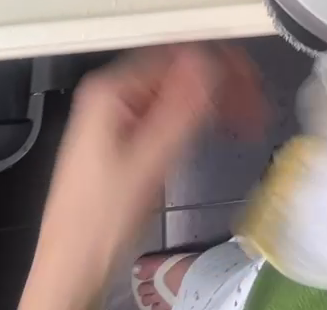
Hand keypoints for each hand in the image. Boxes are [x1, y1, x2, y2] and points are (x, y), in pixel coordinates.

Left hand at [20, 45, 266, 309]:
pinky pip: (174, 114)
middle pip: (181, 73)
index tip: (249, 79)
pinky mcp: (129, 138)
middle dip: (222, 85)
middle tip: (254, 100)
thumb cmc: (96, 224)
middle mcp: (114, 96)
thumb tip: (211, 66)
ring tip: (248, 116)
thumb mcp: (149, 161)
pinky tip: (221, 128)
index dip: (220, 65)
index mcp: (111, 91)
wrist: (72, 270)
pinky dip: (200, 118)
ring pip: (181, 93)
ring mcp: (121, 117)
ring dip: (216, 101)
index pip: (178, 56)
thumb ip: (182, 110)